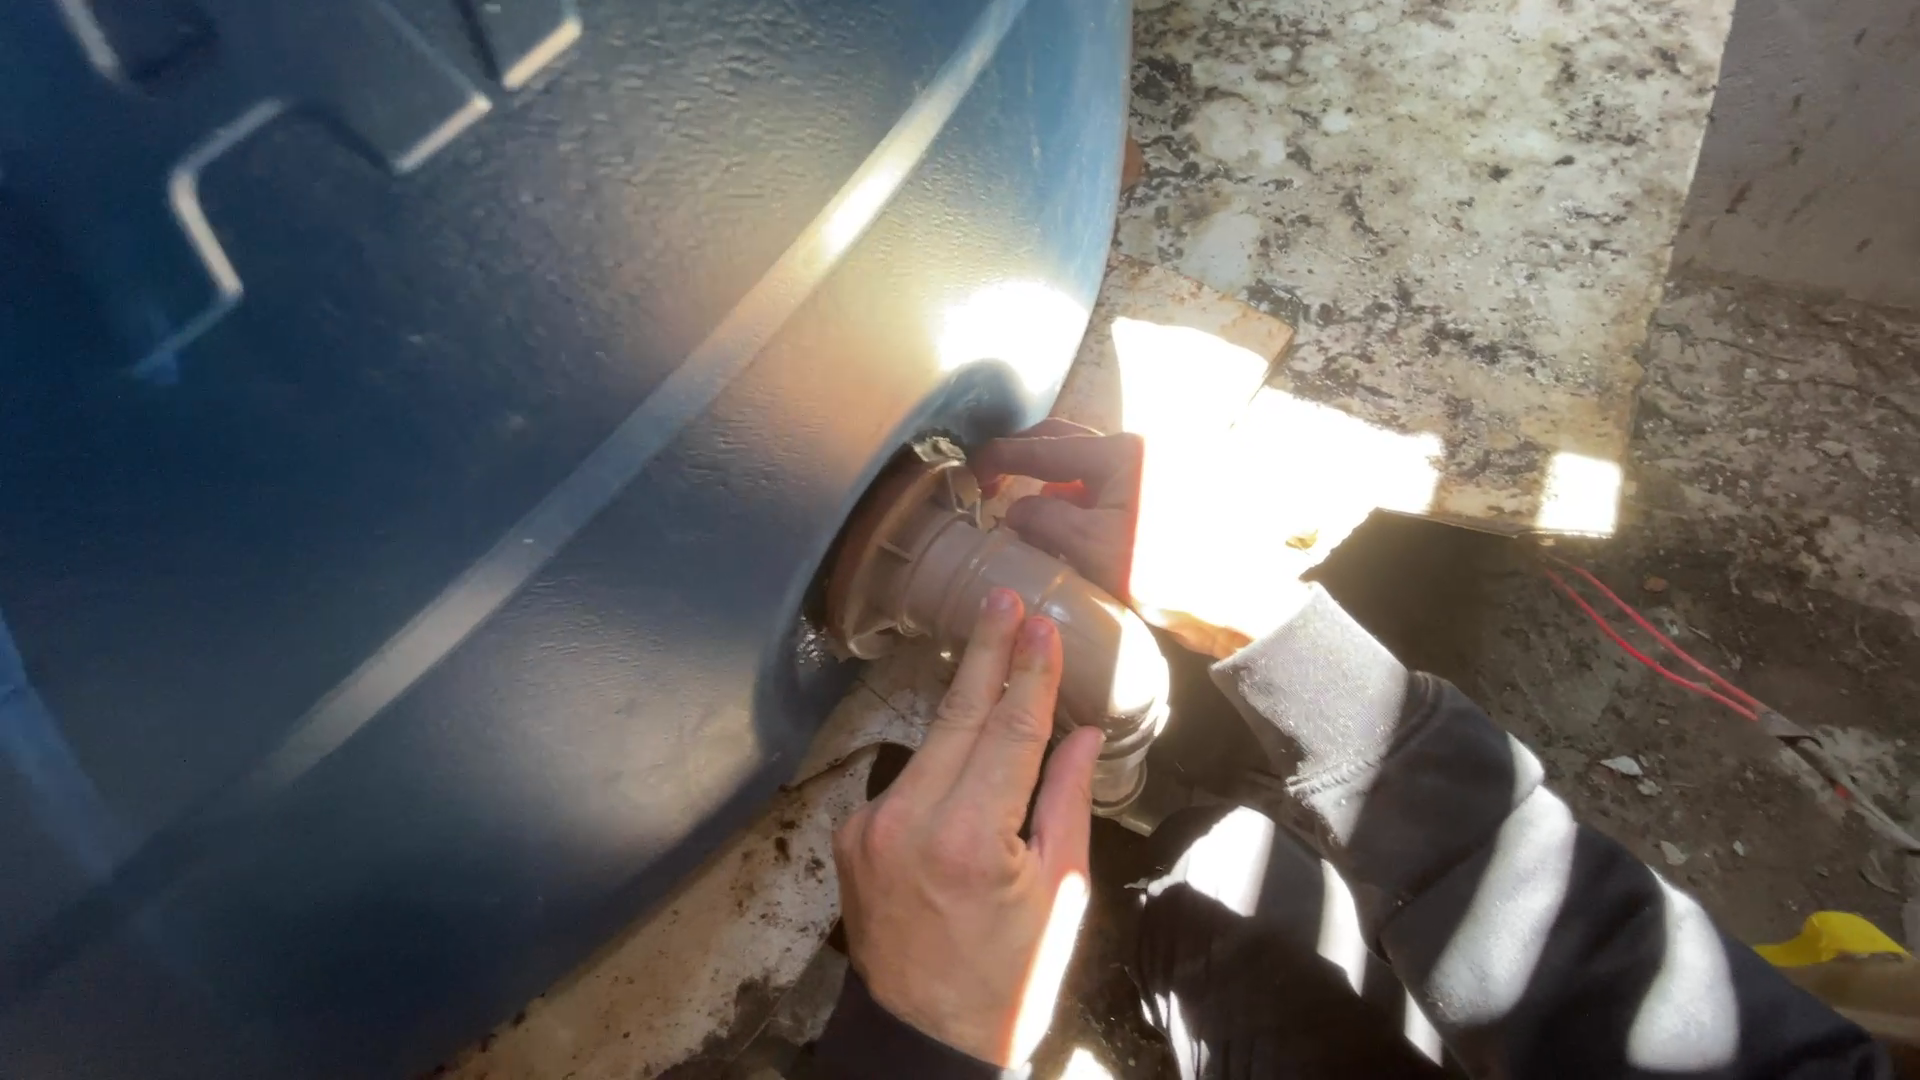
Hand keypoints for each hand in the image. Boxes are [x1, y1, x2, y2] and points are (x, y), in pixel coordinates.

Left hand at [832, 589, 1104, 1066]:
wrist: (922, 1040)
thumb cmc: (1010, 978)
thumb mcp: (1058, 895)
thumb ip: (1066, 801)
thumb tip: (1079, 732)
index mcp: (968, 838)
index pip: (1009, 733)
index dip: (1029, 674)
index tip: (1040, 625)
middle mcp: (907, 820)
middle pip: (957, 715)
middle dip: (985, 651)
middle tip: (1001, 597)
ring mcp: (869, 824)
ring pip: (931, 741)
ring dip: (966, 698)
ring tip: (992, 648)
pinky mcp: (852, 832)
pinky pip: (910, 776)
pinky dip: (942, 755)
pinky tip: (965, 740)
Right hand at [972, 418, 1315, 659]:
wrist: (1234, 603)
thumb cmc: (1165, 572)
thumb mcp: (1091, 546)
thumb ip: (1043, 518)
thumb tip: (1012, 510)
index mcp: (1121, 453)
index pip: (1045, 449)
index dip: (1001, 458)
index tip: (972, 472)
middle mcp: (1138, 448)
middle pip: (1065, 441)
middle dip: (1026, 458)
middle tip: (995, 481)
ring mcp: (1152, 467)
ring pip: (1086, 464)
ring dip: (1052, 480)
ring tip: (1026, 508)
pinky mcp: (1160, 490)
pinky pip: (1106, 482)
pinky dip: (1077, 495)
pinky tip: (1065, 521)